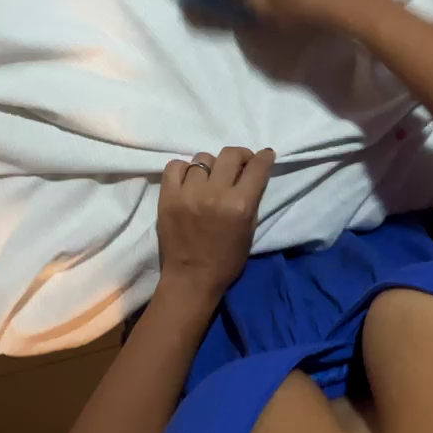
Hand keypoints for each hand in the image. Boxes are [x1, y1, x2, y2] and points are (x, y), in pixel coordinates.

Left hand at [156, 146, 276, 306]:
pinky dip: (184, 169)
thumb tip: (252, 173)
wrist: (191, 278)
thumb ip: (252, 199)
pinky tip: (189, 181)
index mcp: (240, 205)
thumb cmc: (227, 260)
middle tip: (239, 166)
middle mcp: (215, 193)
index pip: (257, 167)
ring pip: (203, 159)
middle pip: (230, 154)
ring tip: (210, 179)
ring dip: (211, 166)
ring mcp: (188, 193)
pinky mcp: (167, 196)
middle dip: (240, 156)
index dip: (264, 157)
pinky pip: (175, 166)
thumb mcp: (250, 229)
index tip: (265, 155)